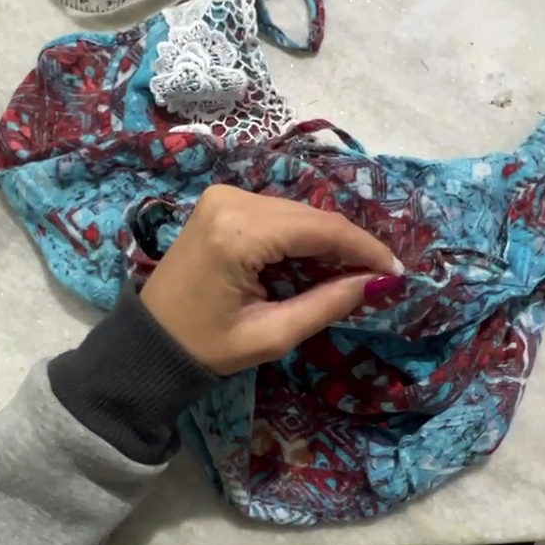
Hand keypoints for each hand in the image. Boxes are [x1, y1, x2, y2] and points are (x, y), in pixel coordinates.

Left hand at [140, 186, 401, 374]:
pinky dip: (301, 236)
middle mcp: (231, 200)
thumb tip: (376, 283)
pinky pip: (276, 215)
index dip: (363, 249)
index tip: (396, 271)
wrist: (148, 342)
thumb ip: (326, 304)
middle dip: (348, 245)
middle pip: (310, 216)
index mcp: (239, 232)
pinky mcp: (220, 203)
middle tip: (378, 276)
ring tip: (352, 273)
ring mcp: (222, 197)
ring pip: (296, 213)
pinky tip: (318, 261)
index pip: (320, 230)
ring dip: (326, 241)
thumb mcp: (270, 335)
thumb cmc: (205, 347)